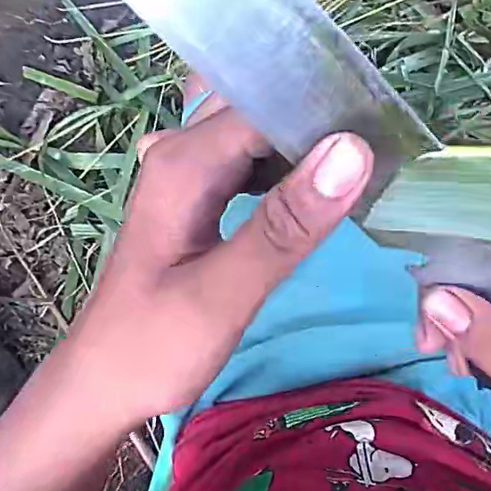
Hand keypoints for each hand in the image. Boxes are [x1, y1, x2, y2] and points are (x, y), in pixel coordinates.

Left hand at [56, 105, 372, 427]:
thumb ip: (286, 227)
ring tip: (362, 163)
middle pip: (262, 109)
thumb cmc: (154, 347)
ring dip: (305, 141)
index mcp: (185, 163)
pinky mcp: (195, 194)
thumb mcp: (223, 295)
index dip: (329, 113)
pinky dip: (285, 164)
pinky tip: (315, 187)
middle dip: (319, 118)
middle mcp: (181, 150)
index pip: (271, 107)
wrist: (102, 383)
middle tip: (382, 146)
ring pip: (255, 130)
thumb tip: (352, 151)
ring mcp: (185, 170)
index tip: (387, 132)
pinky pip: (247, 157)